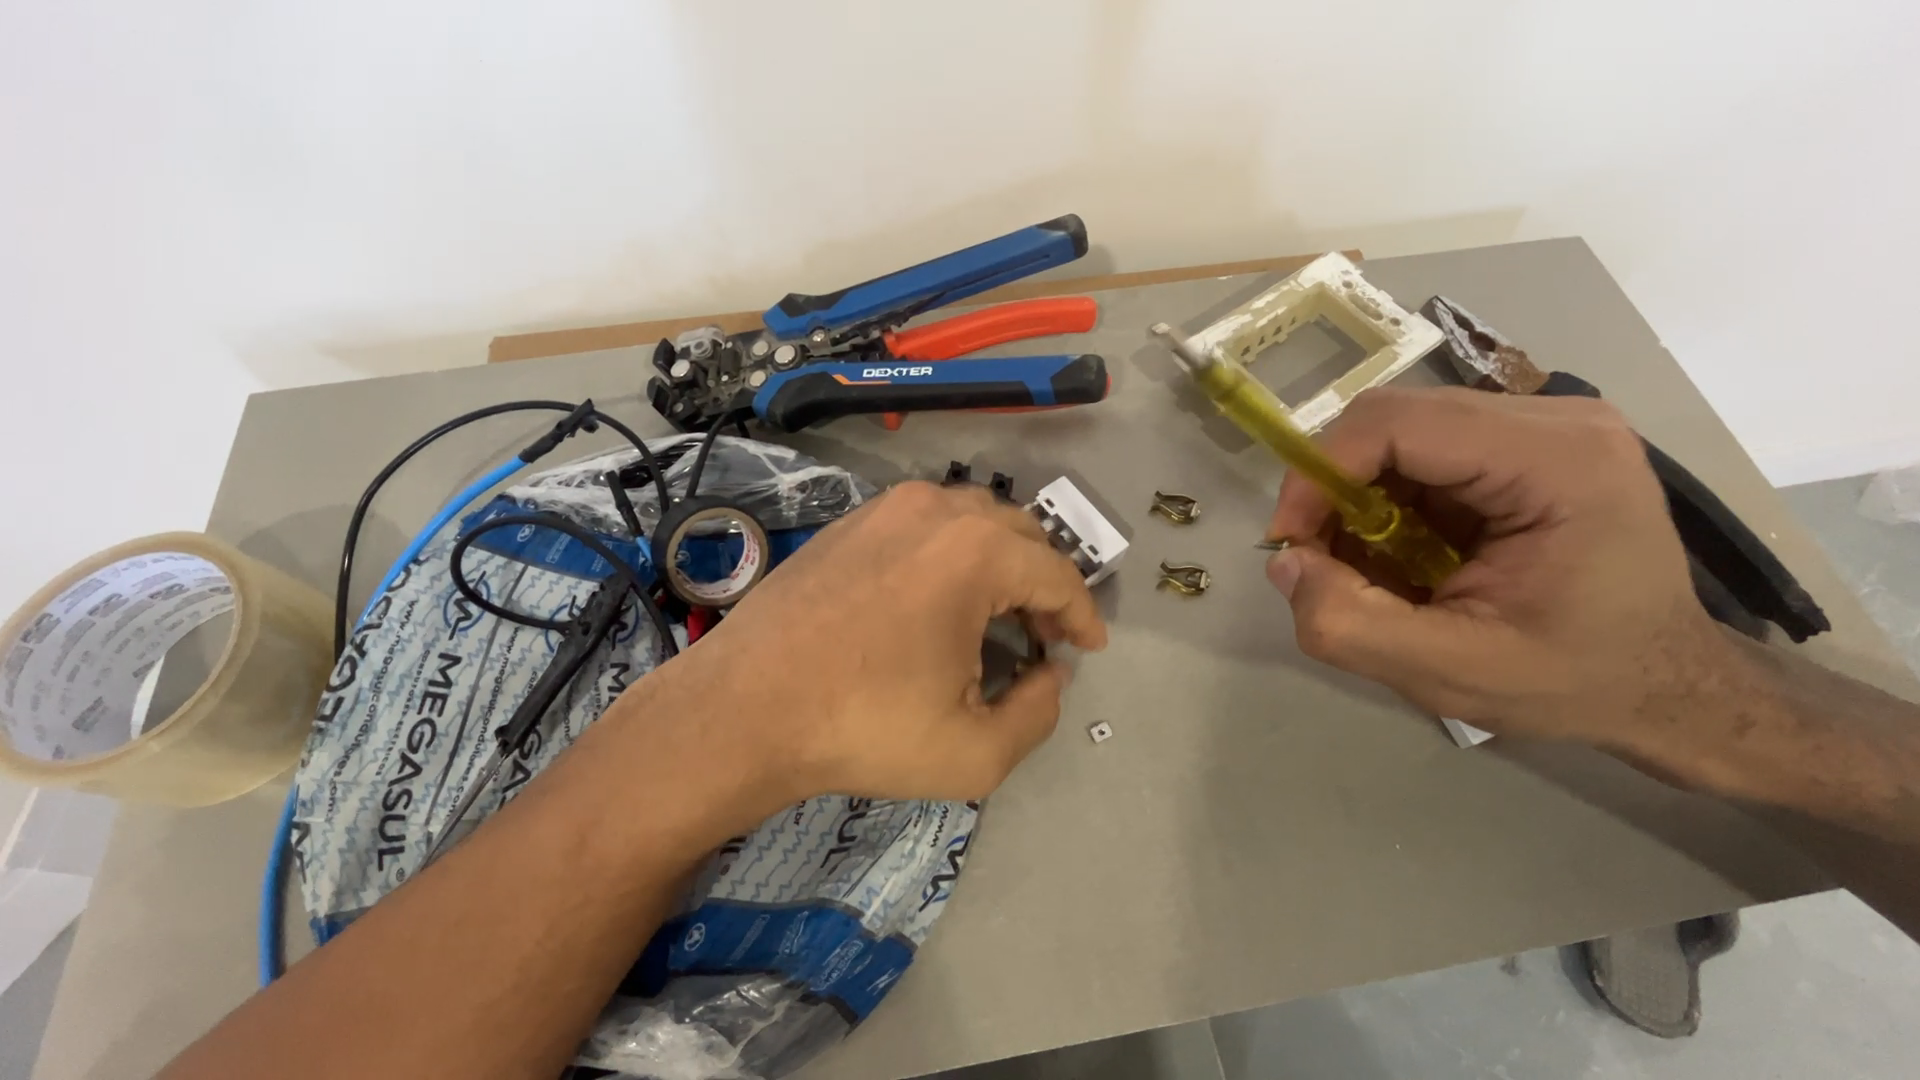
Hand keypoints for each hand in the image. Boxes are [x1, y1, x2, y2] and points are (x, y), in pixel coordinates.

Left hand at [622, 480, 1106, 808]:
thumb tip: (1050, 673)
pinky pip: (924, 523)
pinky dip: (952, 552)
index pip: (1057, 574)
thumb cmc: (863, 729)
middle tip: (1045, 635)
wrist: (744, 710)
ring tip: (1000, 613)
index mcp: (975, 552)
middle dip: (1044, 584)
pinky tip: (940, 596)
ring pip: (972, 520)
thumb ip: (1038, 712)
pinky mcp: (849, 521)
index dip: (1082, 615)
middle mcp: (935, 510)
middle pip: (1020, 535)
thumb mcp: (974, 751)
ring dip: (1000, 561)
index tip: (1088, 648)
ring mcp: (886, 508)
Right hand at [1265, 386, 1736, 750]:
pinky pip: (1421, 449)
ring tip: (1359, 563)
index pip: (1396, 423)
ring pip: (1398, 431)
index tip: (1290, 545)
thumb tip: (1284, 564)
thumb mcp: (1452, 673)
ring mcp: (1544, 424)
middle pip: (1392, 418)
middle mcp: (1555, 419)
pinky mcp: (1526, 441)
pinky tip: (1397, 550)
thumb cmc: (1576, 680)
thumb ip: (1352, 625)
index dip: (1319, 474)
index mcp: (1556, 460)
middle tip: (1316, 558)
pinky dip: (1384, 499)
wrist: (1666, 682)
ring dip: (1355, 496)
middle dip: (1332, 487)